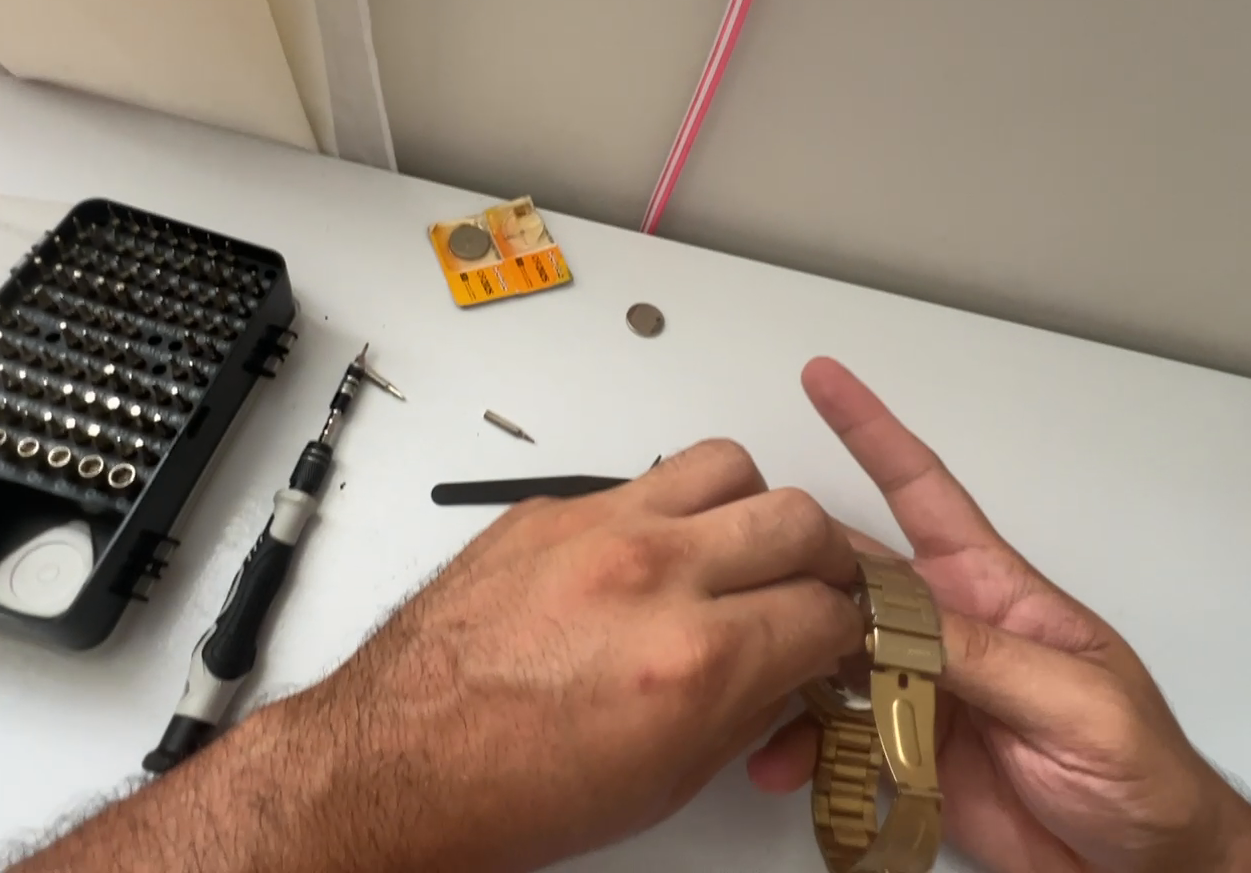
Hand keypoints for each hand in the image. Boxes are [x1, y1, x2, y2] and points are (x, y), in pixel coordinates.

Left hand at [286, 438, 863, 871]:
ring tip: (737, 544)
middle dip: (826, 555)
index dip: (851, 629)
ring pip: (726, 463)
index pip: (828, 610)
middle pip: (797, 517)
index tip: (841, 633)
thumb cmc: (513, 787)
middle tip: (813, 582)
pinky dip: (670, 509)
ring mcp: (597, 526)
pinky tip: (652, 551)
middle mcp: (650, 573)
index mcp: (692, 660)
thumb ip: (750, 703)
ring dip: (751, 505)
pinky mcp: (551, 506)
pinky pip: (642, 479)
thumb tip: (792, 657)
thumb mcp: (667, 776)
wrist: (400, 756)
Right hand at [747, 359, 1250, 872]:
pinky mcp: (895, 738)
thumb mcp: (1076, 701)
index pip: (918, 485)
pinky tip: (772, 758)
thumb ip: (987, 655)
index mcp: (984, 585)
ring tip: (746, 673)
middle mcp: (936, 620)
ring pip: (823, 641)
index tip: (824, 377)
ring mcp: (911, 679)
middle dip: (795, 557)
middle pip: (846, 567)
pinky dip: (798, 739)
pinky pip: (829, 724)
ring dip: (784, 654)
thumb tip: (893, 617)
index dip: (870, 427)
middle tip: (744, 565)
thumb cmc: (1140, 772)